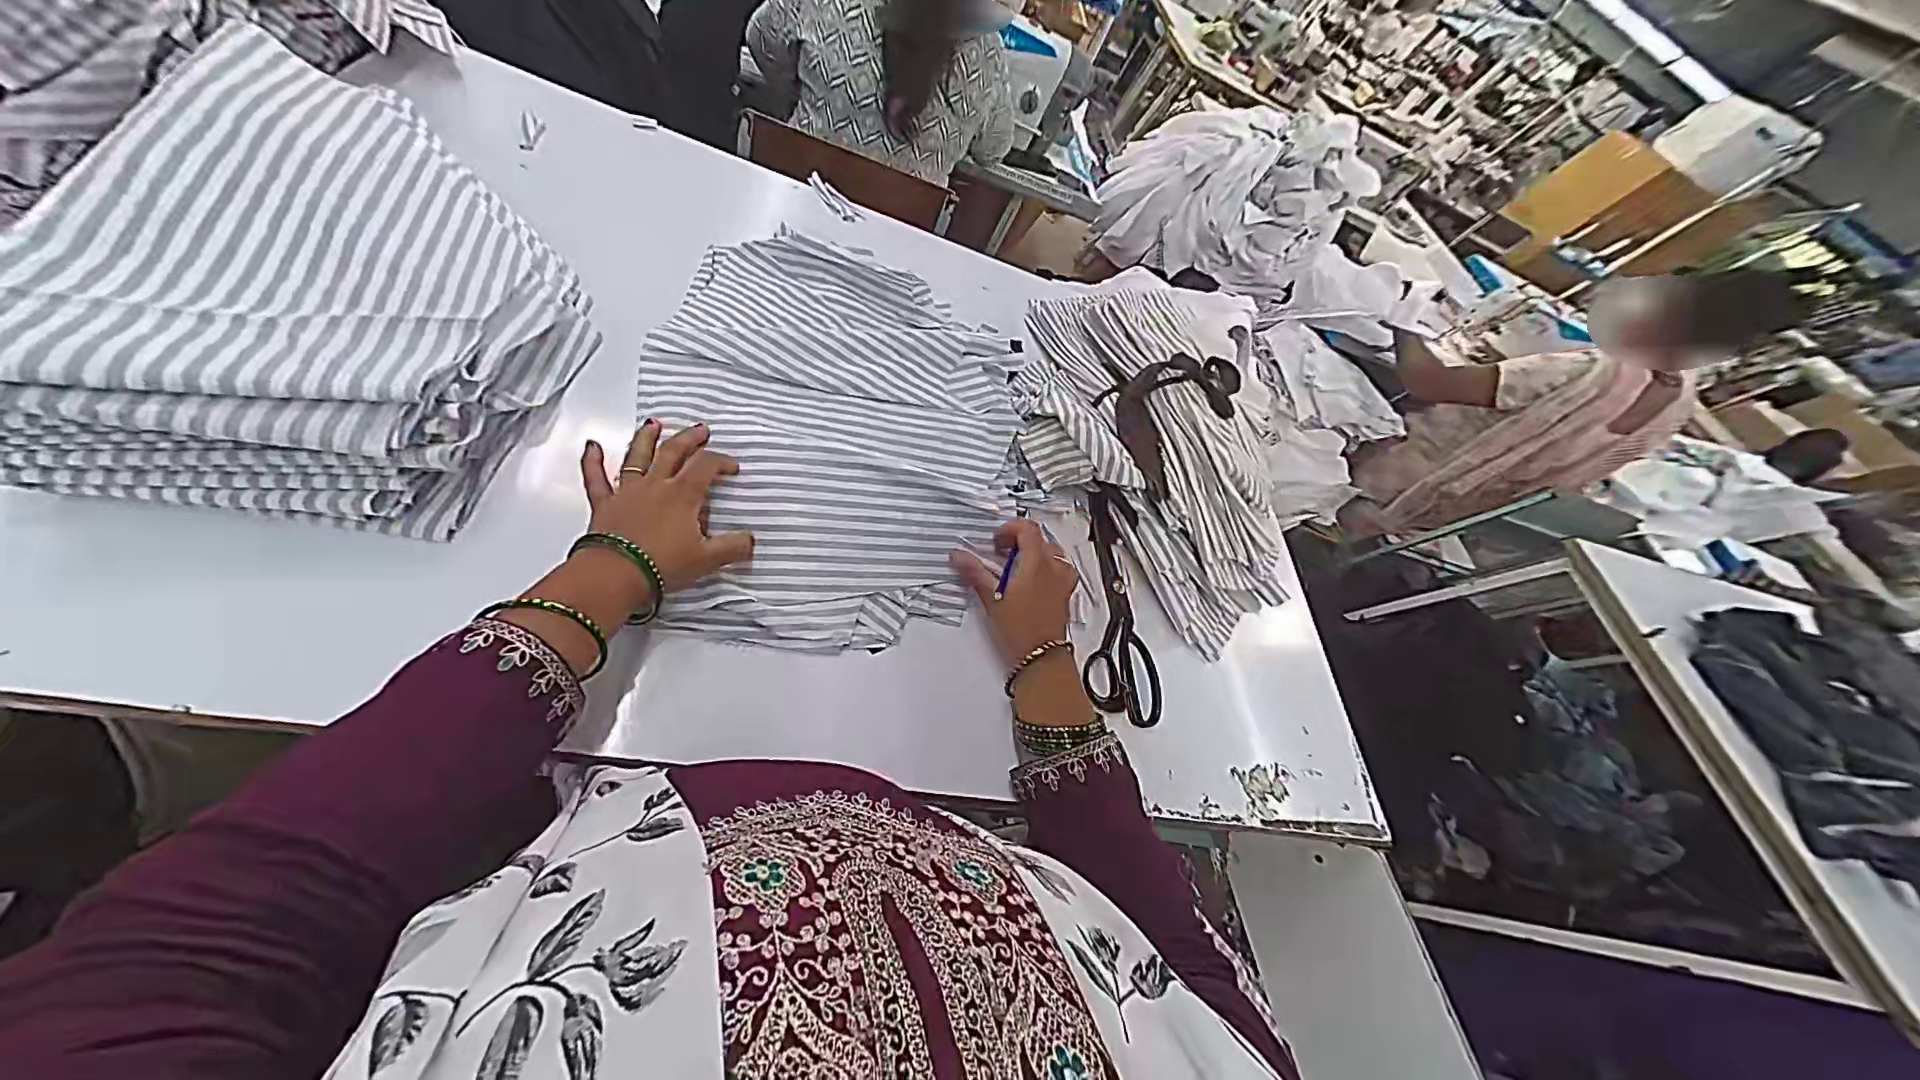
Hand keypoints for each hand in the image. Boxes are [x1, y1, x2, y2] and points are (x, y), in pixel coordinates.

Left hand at [579, 421, 755, 595]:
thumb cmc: (661, 564)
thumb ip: (733, 547)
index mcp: (683, 495)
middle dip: (690, 439)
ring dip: (647, 438)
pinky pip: (597, 477)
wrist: (615, 575)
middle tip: (700, 430)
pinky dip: (593, 460)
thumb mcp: (707, 559)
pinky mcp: (605, 504)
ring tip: (654, 425)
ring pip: (638, 456)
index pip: (706, 466)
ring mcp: (628, 492)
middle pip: (674, 452)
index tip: (731, 467)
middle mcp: (655, 486)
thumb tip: (750, 541)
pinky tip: (592, 446)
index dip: (721, 461)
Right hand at [949, 518, 1076, 667]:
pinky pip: (1057, 569)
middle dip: (1018, 541)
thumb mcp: (992, 599)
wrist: (1040, 659)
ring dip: (1031, 554)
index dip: (1009, 529)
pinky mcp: (1064, 594)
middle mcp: (1055, 568)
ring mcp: (1063, 581)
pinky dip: (1042, 568)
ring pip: (1049, 553)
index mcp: (1038, 563)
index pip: (1027, 529)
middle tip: (999, 554)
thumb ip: (975, 573)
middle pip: (1039, 539)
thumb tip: (959, 557)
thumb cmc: (1021, 632)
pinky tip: (1026, 583)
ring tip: (1012, 569)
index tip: (995, 541)